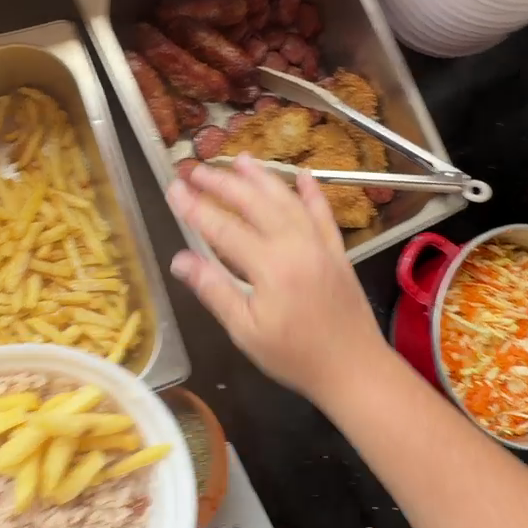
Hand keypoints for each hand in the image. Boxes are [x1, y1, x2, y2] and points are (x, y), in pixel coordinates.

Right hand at [165, 156, 391, 400]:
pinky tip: (301, 176)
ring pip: (287, 200)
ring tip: (239, 160)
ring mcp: (320, 244)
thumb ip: (214, 290)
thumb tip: (179, 259)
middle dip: (222, 183)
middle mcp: (295, 244)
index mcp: (269, 266)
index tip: (173, 187)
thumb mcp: (245, 331)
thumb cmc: (294, 356)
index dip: (195, 207)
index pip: (222, 228)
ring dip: (261, 177)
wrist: (353, 368)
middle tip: (195, 168)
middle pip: (253, 203)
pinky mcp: (337, 250)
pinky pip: (323, 213)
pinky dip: (311, 192)